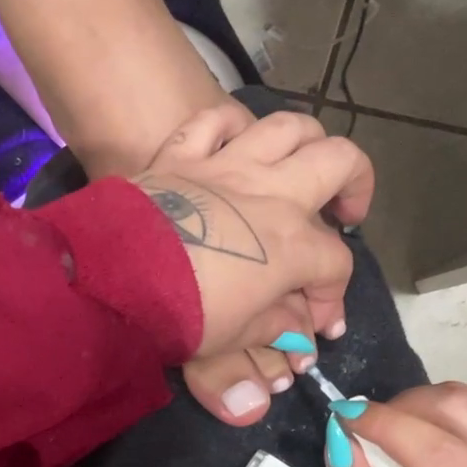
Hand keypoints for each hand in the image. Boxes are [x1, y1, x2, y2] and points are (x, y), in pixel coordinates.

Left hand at [130, 105, 373, 359]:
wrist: (110, 283)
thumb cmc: (178, 316)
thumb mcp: (232, 339)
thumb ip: (273, 333)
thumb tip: (298, 345)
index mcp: (290, 246)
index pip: (334, 264)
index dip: (333, 298)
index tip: (319, 327)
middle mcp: (271, 193)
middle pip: (339, 162)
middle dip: (356, 184)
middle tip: (345, 213)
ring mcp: (225, 165)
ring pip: (287, 127)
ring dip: (306, 142)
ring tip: (304, 167)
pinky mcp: (180, 154)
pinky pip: (215, 121)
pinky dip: (230, 126)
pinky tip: (236, 143)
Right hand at [320, 383, 466, 466]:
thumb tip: (339, 438)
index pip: (440, 456)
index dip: (388, 427)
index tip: (342, 417)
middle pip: (456, 411)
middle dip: (399, 409)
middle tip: (369, 430)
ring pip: (464, 398)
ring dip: (416, 403)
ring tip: (395, 430)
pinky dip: (434, 407)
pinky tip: (423, 432)